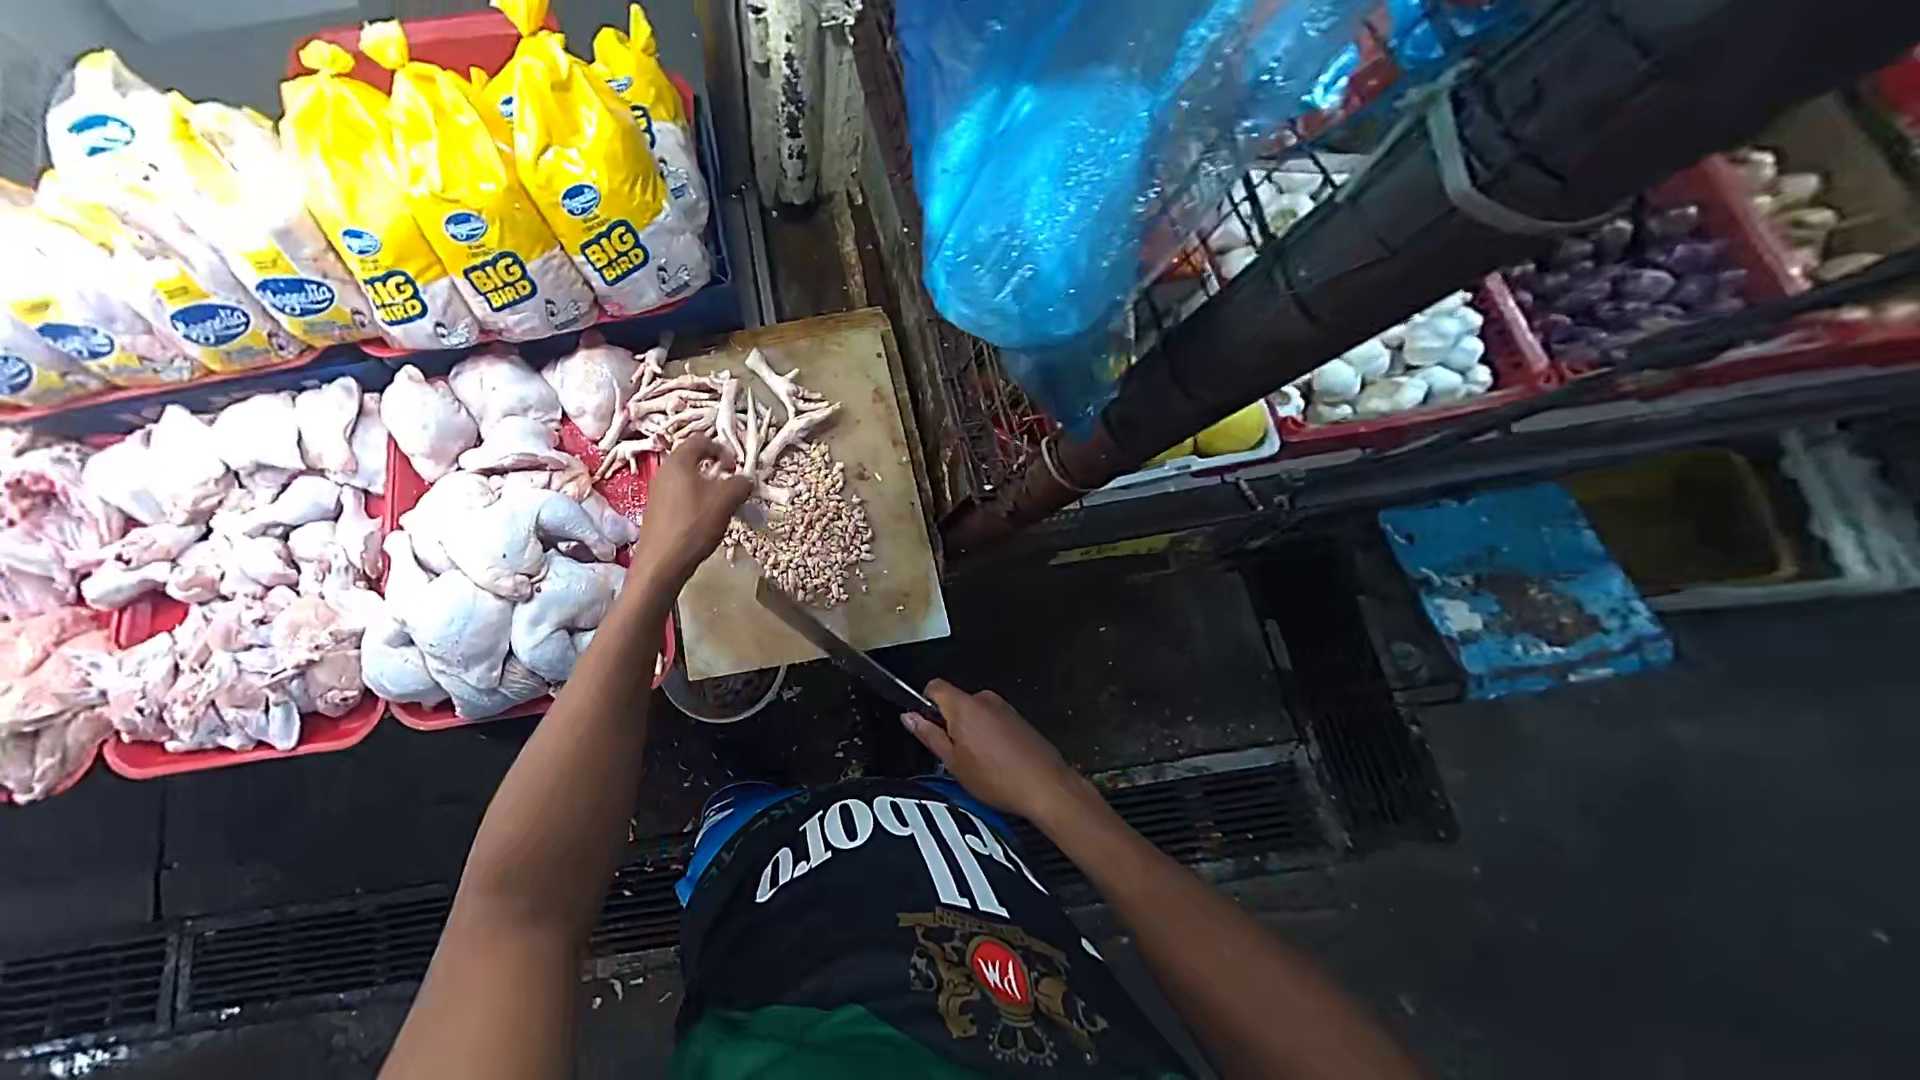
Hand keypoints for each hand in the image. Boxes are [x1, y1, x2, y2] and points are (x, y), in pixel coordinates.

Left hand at [630, 435, 752, 588]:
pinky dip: (696, 498)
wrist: (662, 562)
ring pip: (687, 478)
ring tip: (722, 503)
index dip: (722, 449)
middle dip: (716, 468)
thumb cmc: (694, 524)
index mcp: (679, 461)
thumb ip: (740, 484)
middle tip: (731, 483)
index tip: (736, 467)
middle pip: (693, 459)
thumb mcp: (725, 500)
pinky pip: (680, 494)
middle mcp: (664, 471)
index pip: (701, 440)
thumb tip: (746, 479)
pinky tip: (705, 518)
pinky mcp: (657, 509)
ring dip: (707, 484)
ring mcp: (657, 491)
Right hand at [902, 680, 1091, 823]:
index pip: (934, 687)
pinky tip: (995, 762)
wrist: (1045, 786)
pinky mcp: (1018, 719)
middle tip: (952, 754)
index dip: (924, 704)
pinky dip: (989, 736)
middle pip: (955, 701)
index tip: (924, 724)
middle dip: (949, 724)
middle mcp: (985, 699)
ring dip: (970, 732)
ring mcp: (1004, 708)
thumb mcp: (953, 762)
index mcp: (964, 705)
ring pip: (975, 713)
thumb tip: (910, 717)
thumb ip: (928, 734)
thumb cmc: (1000, 778)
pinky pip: (993, 721)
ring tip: (977, 763)